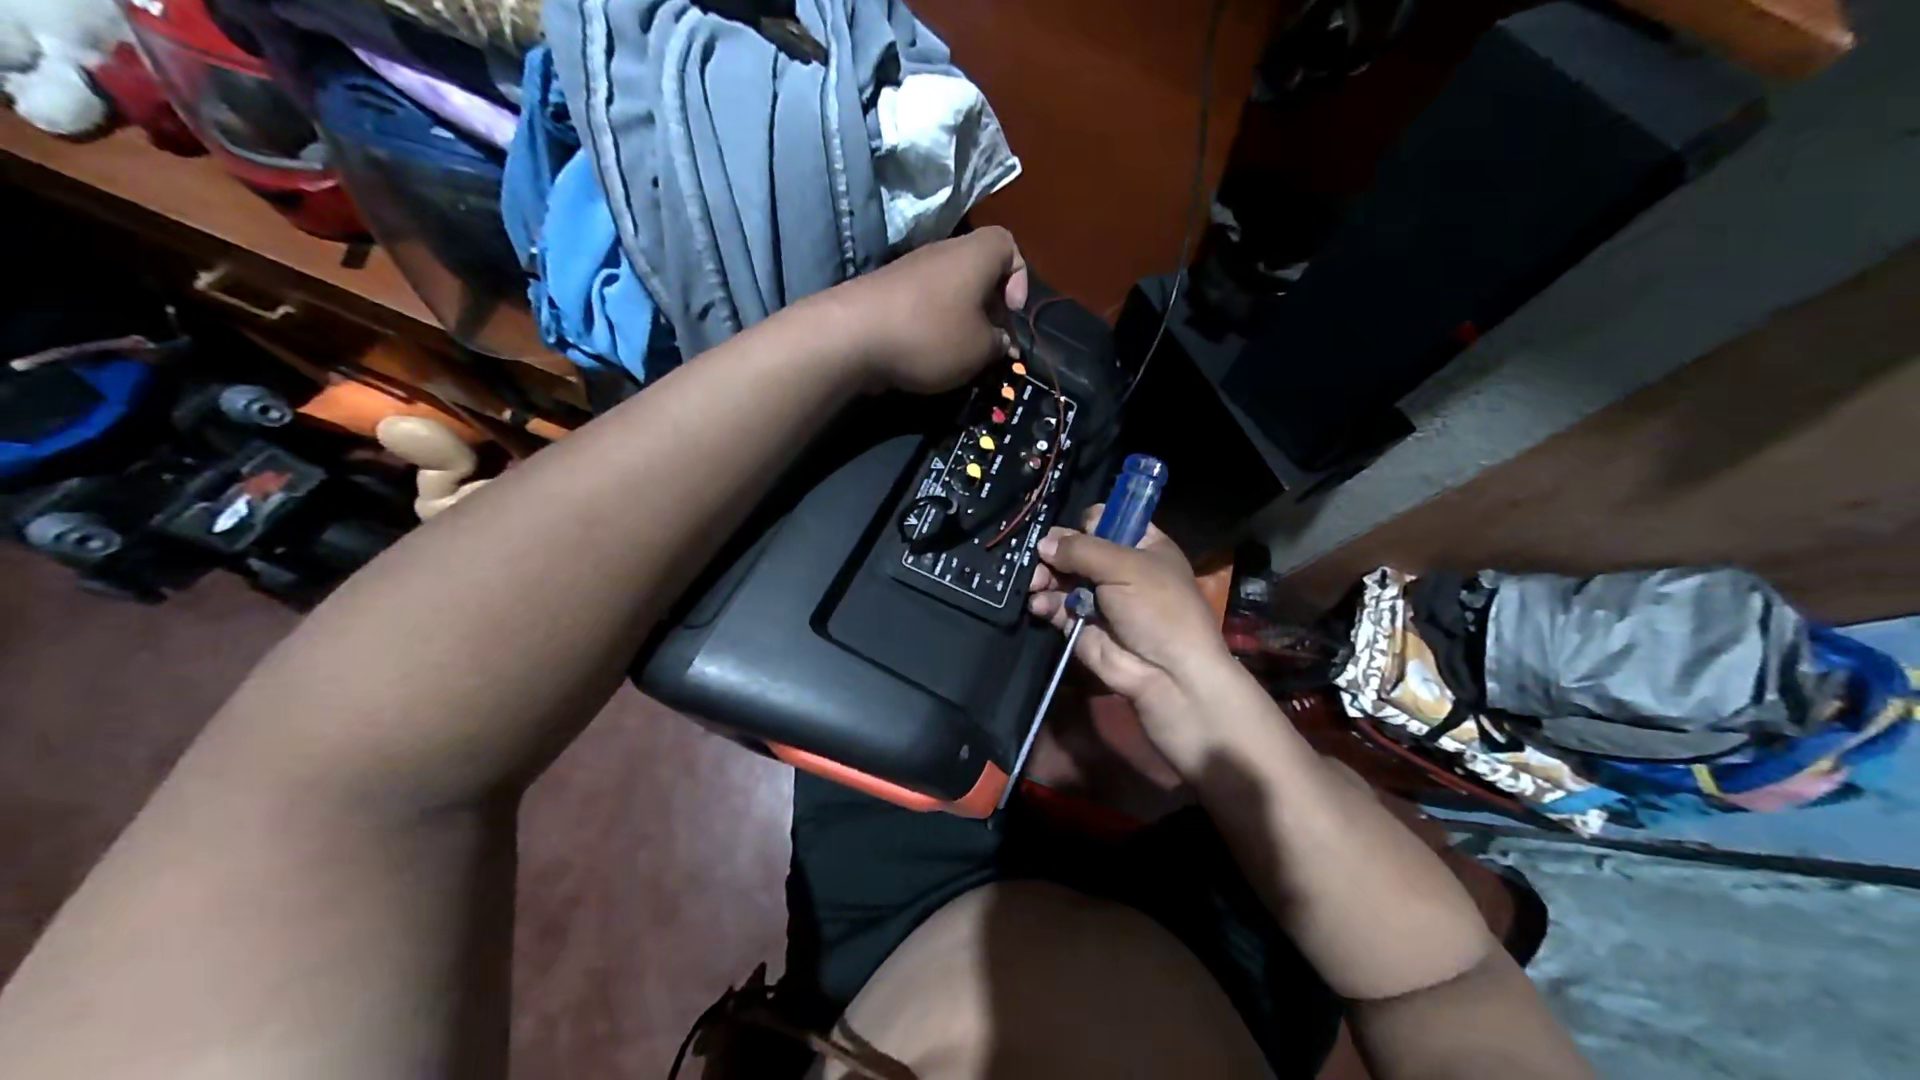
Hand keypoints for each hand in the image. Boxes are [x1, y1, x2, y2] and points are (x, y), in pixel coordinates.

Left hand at [825, 226, 1028, 393]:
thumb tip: (999, 341)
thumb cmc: (930, 335)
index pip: (1008, 245)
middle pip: (978, 271)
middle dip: (991, 307)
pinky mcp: (887, 292)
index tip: (1012, 313)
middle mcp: (943, 253)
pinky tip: (928, 354)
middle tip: (992, 342)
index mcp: (974, 254)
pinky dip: (933, 325)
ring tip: (961, 355)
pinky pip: (924, 304)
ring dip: (962, 320)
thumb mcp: (980, 349)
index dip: (1019, 278)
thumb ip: (999, 343)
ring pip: (950, 290)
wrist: (852, 336)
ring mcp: (910, 270)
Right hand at [1027, 508, 1239, 754]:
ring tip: (1036, 583)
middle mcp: (1118, 568)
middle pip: (1076, 548)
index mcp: (1142, 545)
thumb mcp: (1125, 567)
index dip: (1087, 523)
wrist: (1168, 673)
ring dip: (1045, 576)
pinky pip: (1056, 606)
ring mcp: (1098, 597)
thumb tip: (1043, 544)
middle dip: (1056, 551)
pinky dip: (1045, 603)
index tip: (1075, 532)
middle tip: (1041, 556)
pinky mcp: (1081, 624)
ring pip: (1061, 576)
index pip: (1107, 520)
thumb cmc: (1158, 608)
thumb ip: (1082, 550)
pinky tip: (1039, 604)